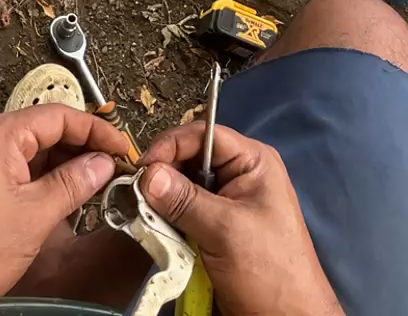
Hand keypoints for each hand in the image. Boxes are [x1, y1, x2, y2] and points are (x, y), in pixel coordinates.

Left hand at [0, 104, 130, 315]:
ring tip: (96, 183)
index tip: (123, 148)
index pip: (59, 116)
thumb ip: (73, 184)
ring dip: (64, 164)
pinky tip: (65, 194)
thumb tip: (104, 162)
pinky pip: (17, 166)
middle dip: (82, 147)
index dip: (96, 130)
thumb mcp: (33, 218)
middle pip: (46, 129)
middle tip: (114, 167)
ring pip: (33, 149)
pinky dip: (43, 177)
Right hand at [140, 122, 342, 315]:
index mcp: (252, 161)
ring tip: (143, 214)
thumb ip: (185, 200)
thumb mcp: (226, 231)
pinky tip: (156, 231)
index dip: (171, 144)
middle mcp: (239, 175)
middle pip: (190, 160)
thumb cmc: (270, 273)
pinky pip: (184, 214)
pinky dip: (168, 222)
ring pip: (183, 188)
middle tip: (137, 193)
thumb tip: (147, 174)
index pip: (204, 134)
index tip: (143, 166)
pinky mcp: (216, 229)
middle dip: (164, 175)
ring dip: (163, 202)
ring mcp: (227, 203)